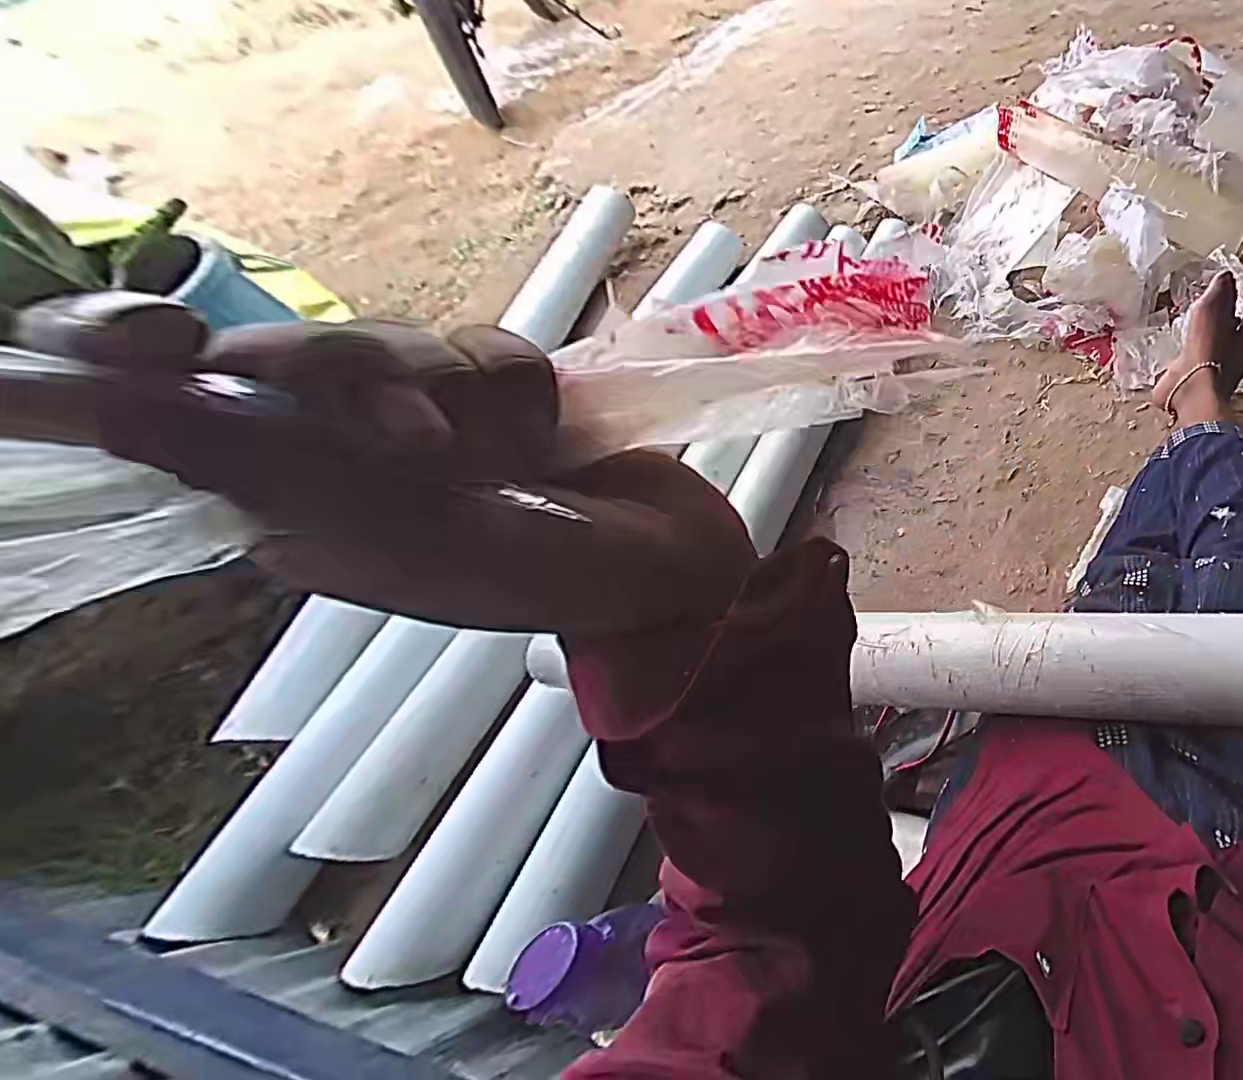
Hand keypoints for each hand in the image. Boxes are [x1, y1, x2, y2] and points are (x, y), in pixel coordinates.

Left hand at [5, 293, 757, 634]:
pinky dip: (519, 382)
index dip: (132, 368)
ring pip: (394, 345)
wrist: (678, 561)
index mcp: (319, 517)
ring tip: (499, 449)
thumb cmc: (570, 580)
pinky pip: (487, 350)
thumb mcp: (443, 551)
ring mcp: (445, 425)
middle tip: (411, 429)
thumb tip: (144, 417)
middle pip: (290, 363)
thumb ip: (309, 489)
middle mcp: (368, 464)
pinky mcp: (510, 400)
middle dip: (335, 376)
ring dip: (440, 384)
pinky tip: (553, 432)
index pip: (181, 426)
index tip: (140, 341)